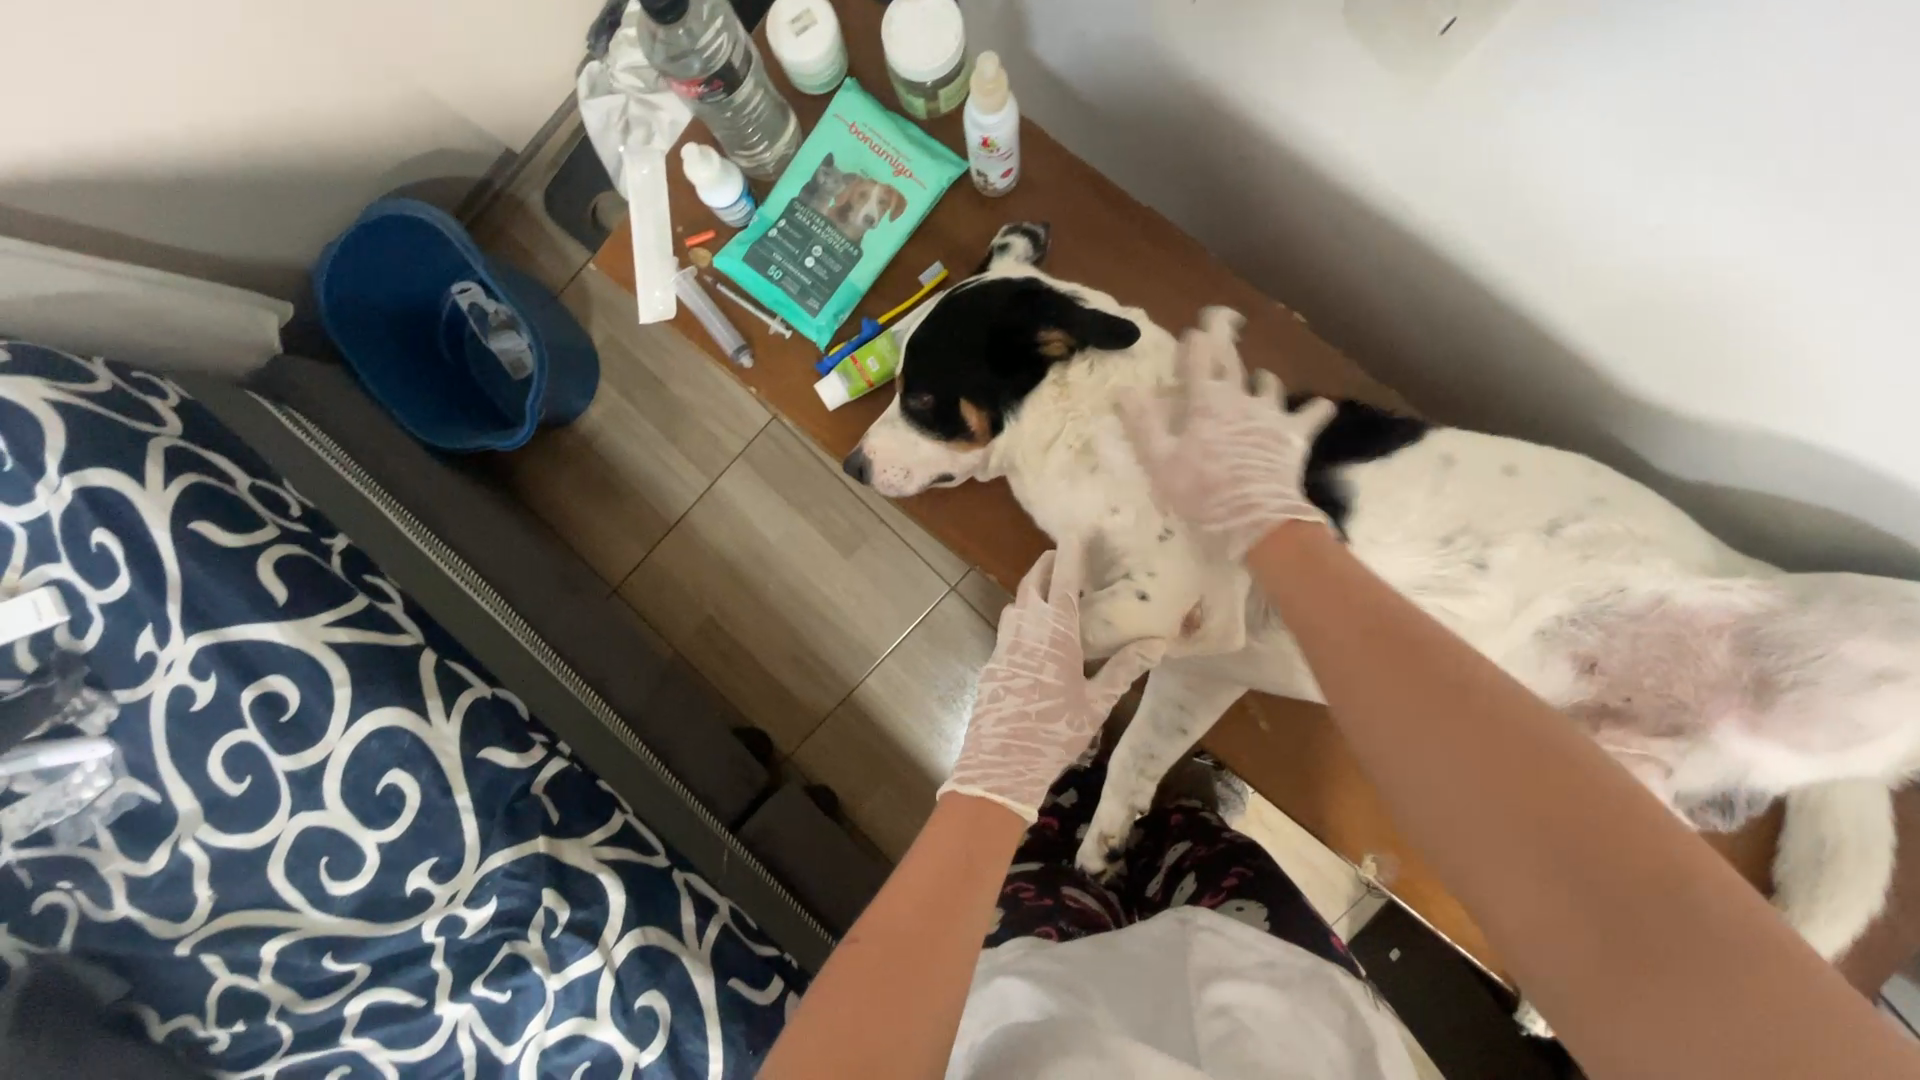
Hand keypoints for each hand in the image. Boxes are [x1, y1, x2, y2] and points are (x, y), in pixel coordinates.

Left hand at [938, 541, 1165, 821]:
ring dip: (1029, 592)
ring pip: (1014, 607)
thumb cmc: (1055, 733)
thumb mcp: (1097, 703)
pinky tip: (1031, 640)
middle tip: (1058, 555)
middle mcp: (1025, 632)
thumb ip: (1124, 669)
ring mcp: (1003, 648)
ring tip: (1047, 594)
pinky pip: (1006, 633)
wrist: (1000, 765)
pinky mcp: (991, 666)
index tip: (1073, 532)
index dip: (1069, 555)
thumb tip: (1158, 641)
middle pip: (1031, 586)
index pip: (1063, 583)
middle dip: (1044, 565)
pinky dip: (1020, 623)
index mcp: (1055, 636)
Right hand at [1118, 307, 1338, 558]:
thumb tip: (1124, 389)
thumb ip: (1143, 423)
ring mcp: (1270, 415)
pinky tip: (1319, 406)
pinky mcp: (1295, 434)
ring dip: (1262, 380)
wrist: (1254, 518)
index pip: (1197, 361)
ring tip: (1259, 381)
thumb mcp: (1159, 461)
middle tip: (1222, 320)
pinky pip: (1311, 414)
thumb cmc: (1200, 491)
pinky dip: (1314, 409)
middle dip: (1224, 338)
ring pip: (1269, 384)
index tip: (1193, 330)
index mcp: (1205, 403)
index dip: (1194, 343)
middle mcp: (1239, 399)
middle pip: (1231, 361)